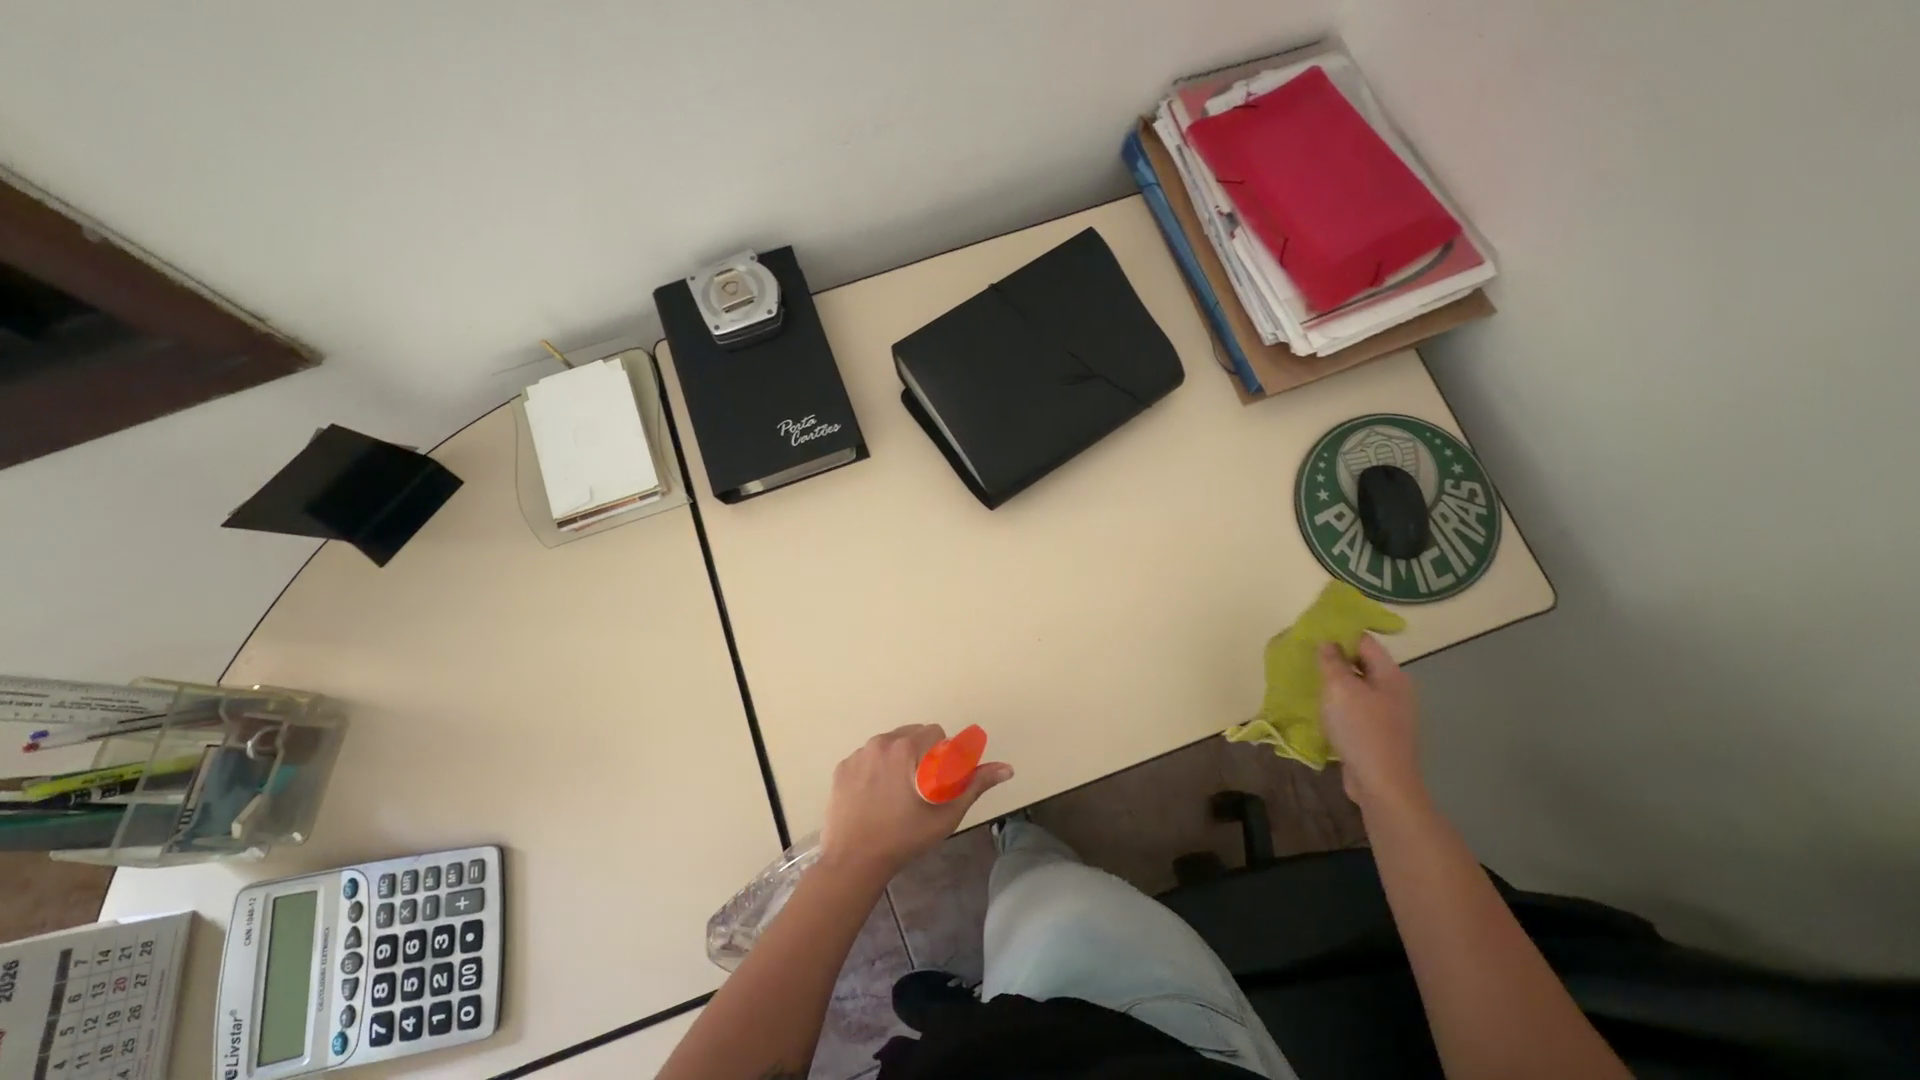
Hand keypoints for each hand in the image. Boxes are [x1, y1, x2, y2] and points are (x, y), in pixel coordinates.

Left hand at [818, 724, 1013, 879]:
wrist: (854, 860)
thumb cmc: (904, 837)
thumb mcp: (946, 813)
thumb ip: (976, 785)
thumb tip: (1007, 768)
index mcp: (905, 748)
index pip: (934, 732)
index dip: (943, 752)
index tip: (940, 778)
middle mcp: (879, 743)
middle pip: (910, 734)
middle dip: (921, 753)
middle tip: (922, 786)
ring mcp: (856, 755)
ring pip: (887, 745)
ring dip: (898, 759)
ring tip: (899, 791)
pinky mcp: (841, 768)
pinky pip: (866, 758)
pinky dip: (875, 769)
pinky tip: (877, 796)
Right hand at [1317, 636, 1424, 810]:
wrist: (1382, 783)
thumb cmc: (1362, 730)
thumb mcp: (1340, 690)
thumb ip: (1332, 662)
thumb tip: (1327, 642)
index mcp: (1391, 675)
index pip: (1364, 642)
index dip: (1339, 634)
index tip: (1312, 634)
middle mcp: (1395, 690)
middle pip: (1362, 665)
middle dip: (1335, 660)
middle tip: (1305, 658)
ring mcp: (1390, 714)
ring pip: (1358, 689)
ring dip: (1335, 685)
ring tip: (1308, 683)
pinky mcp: (1380, 734)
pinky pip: (1357, 710)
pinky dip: (1340, 706)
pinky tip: (1321, 711)